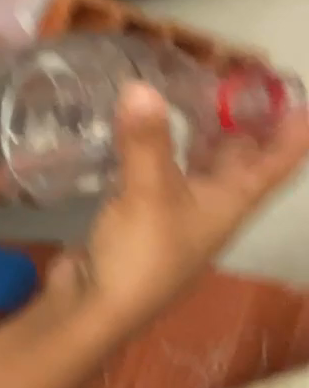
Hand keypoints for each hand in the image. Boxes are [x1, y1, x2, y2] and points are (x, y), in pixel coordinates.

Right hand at [46, 83, 308, 332]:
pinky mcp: (134, 220)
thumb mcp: (148, 193)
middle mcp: (213, 202)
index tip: (281, 85)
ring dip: (187, 139)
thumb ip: (144, 142)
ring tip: (171, 102)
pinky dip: (146, 159)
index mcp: (237, 196)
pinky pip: (151, 180)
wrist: (98, 304)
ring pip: (192, 167)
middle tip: (216, 83)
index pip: (284, 152)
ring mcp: (172, 212)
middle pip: (239, 156)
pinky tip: (127, 144)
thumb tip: (138, 86)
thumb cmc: (144, 252)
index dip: (292, 120)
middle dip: (235, 122)